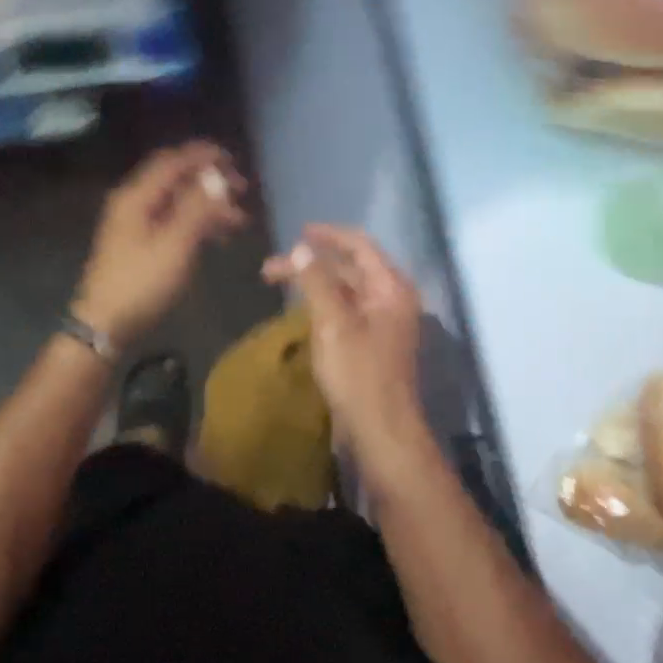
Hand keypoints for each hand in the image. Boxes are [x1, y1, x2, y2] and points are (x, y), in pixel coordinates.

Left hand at [72, 142, 247, 347]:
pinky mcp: (140, 244)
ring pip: (177, 202)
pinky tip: (218, 236)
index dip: (203, 156)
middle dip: (210, 181)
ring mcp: (135, 224)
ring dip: (207, 205)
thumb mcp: (175, 245)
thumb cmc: (141, 284)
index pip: (173, 162)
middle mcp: (134, 203)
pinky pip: (173, 221)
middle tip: (241, 190)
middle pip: (175, 179)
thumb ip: (197, 208)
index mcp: (137, 197)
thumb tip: (217, 177)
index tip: (234, 159)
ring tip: (239, 220)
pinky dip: (196, 223)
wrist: (104, 326)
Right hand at [264, 225, 429, 459]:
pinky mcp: (372, 342)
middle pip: (350, 268)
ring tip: (278, 284)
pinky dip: (323, 303)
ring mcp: (383, 322)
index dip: (328, 236)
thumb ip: (318, 282)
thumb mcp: (334, 324)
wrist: (381, 430)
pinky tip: (300, 309)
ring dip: (314, 284)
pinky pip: (346, 310)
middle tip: (271, 270)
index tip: (298, 232)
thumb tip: (302, 248)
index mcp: (391, 288)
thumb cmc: (359, 374)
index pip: (360, 246)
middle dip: (311, 264)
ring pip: (346, 290)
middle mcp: (391, 298)